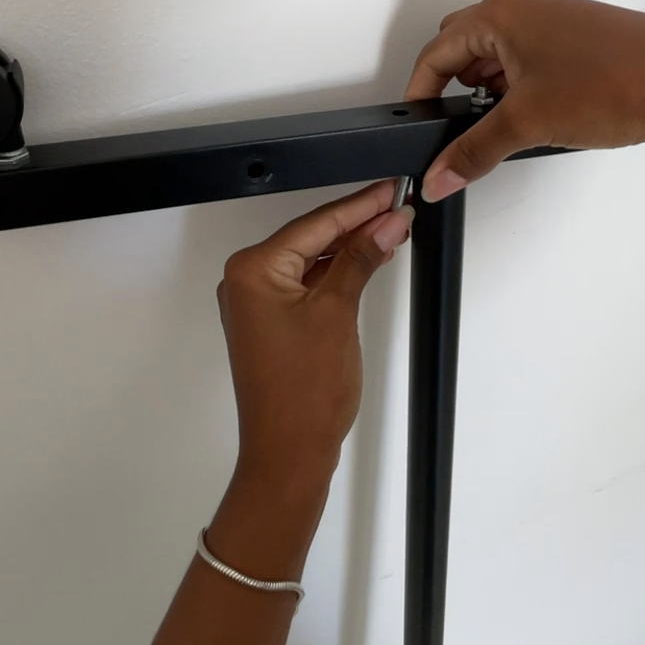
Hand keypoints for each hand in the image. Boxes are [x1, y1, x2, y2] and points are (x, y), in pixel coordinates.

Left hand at [217, 181, 414, 487]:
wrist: (289, 454)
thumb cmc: (303, 394)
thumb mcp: (338, 312)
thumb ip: (360, 260)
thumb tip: (386, 224)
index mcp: (253, 270)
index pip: (315, 224)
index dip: (360, 205)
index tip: (390, 189)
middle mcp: (247, 281)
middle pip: (311, 238)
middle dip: (357, 224)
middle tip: (397, 206)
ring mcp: (257, 302)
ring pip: (311, 260)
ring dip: (349, 248)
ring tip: (390, 229)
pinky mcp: (271, 320)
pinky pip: (306, 283)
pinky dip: (336, 273)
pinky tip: (366, 260)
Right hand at [405, 0, 644, 200]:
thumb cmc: (616, 83)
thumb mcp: (528, 123)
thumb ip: (472, 152)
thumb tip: (437, 177)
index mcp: (501, 14)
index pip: (436, 53)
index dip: (420, 93)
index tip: (418, 127)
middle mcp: (524, 9)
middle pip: (462, 50)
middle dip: (453, 90)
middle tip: (455, 128)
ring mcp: (554, 24)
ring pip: (497, 58)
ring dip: (487, 93)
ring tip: (499, 129)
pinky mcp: (578, 44)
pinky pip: (528, 63)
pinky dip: (517, 91)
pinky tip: (532, 120)